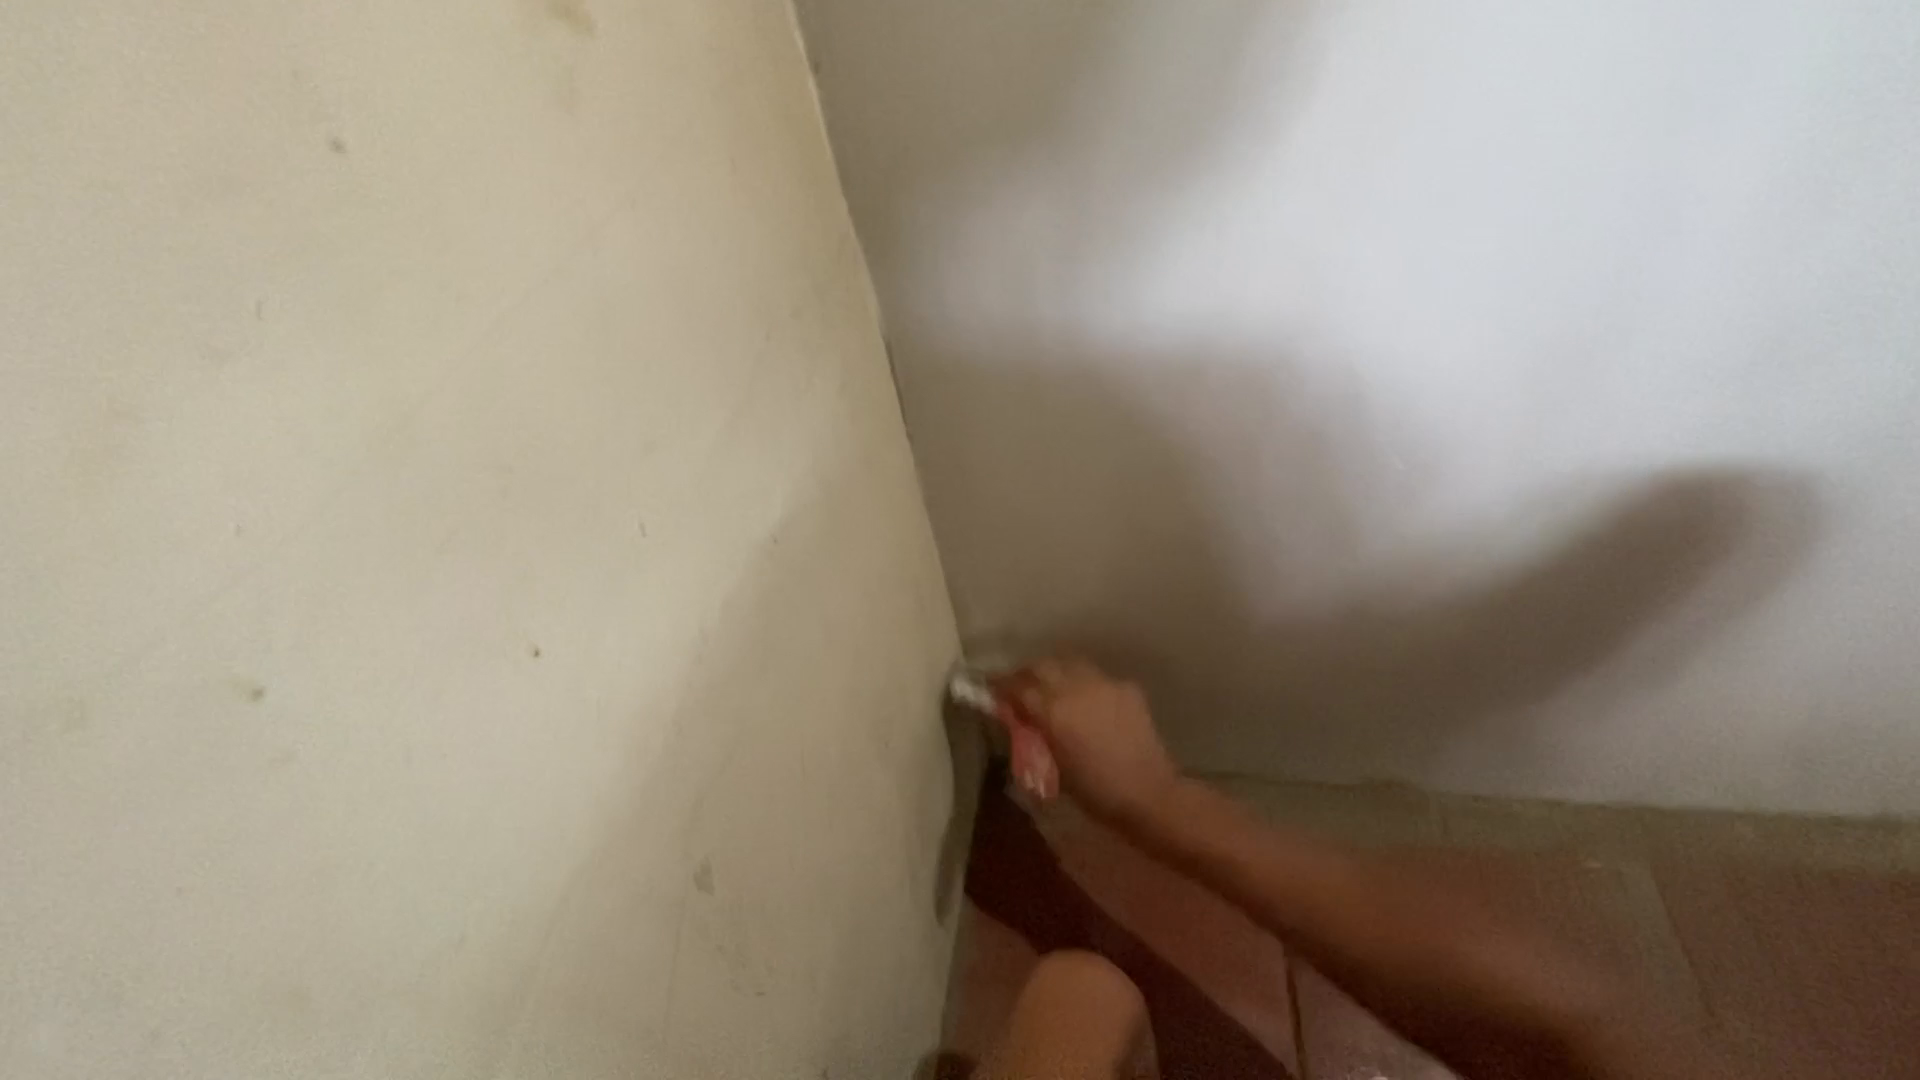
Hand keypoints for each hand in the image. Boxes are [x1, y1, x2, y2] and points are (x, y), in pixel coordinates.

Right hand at [997, 657, 1181, 825]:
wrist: (1149, 794)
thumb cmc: (1096, 792)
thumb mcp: (1055, 766)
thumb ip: (1037, 735)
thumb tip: (1021, 720)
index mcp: (1053, 710)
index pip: (1018, 686)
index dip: (1001, 684)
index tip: (991, 687)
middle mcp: (1076, 688)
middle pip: (1042, 665)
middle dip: (1027, 673)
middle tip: (1020, 686)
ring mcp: (1104, 684)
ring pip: (1071, 664)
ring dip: (1056, 672)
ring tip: (1053, 688)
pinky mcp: (1127, 688)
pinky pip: (1098, 678)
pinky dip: (1085, 684)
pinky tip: (1088, 702)